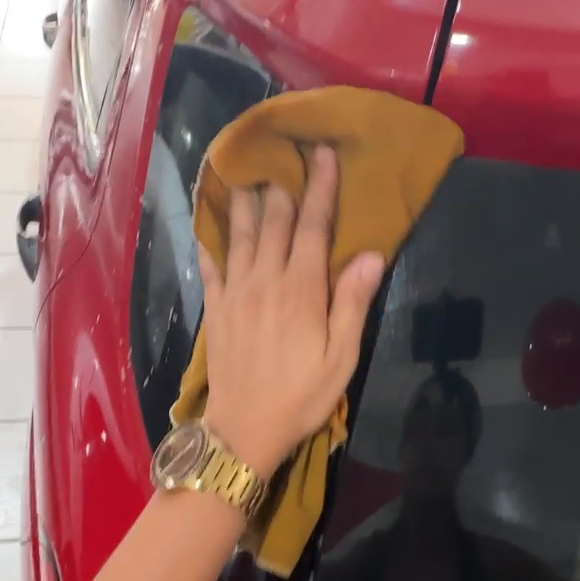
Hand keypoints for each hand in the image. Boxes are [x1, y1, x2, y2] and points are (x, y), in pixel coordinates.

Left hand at [199, 145, 384, 471]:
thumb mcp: (341, 358)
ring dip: (245, 201)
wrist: (244, 429)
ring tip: (246, 173)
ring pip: (239, 235)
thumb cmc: (300, 397)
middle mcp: (264, 280)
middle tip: (283, 151)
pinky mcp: (215, 309)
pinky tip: (210, 226)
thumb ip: (352, 304)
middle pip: (273, 221)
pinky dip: (211, 241)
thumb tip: (369, 255)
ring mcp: (234, 293)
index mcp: (301, 289)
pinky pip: (211, 266)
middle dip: (282, 184)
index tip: (322, 154)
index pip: (311, 226)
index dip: (319, 187)